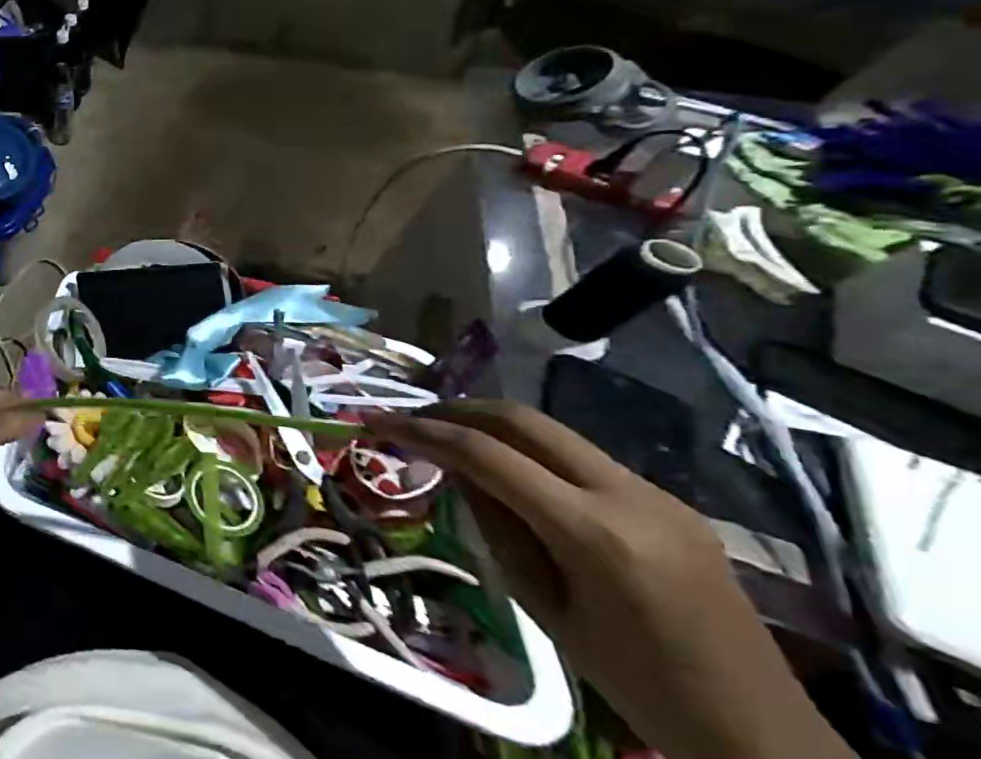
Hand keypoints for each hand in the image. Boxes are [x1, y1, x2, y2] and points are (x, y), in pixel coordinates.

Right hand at [363, 401, 852, 758]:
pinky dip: (534, 452)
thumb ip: (498, 529)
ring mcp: (655, 491)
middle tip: (413, 417)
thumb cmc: (635, 683)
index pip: (487, 455)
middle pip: (524, 419)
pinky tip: (513, 474)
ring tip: (452, 438)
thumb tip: (459, 471)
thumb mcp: (544, 607)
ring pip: (555, 432)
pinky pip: (583, 459)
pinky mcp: (668, 499)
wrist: (756, 727)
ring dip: (495, 425)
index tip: (379, 423)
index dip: (424, 431)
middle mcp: (628, 494)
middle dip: (459, 408)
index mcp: (593, 533)